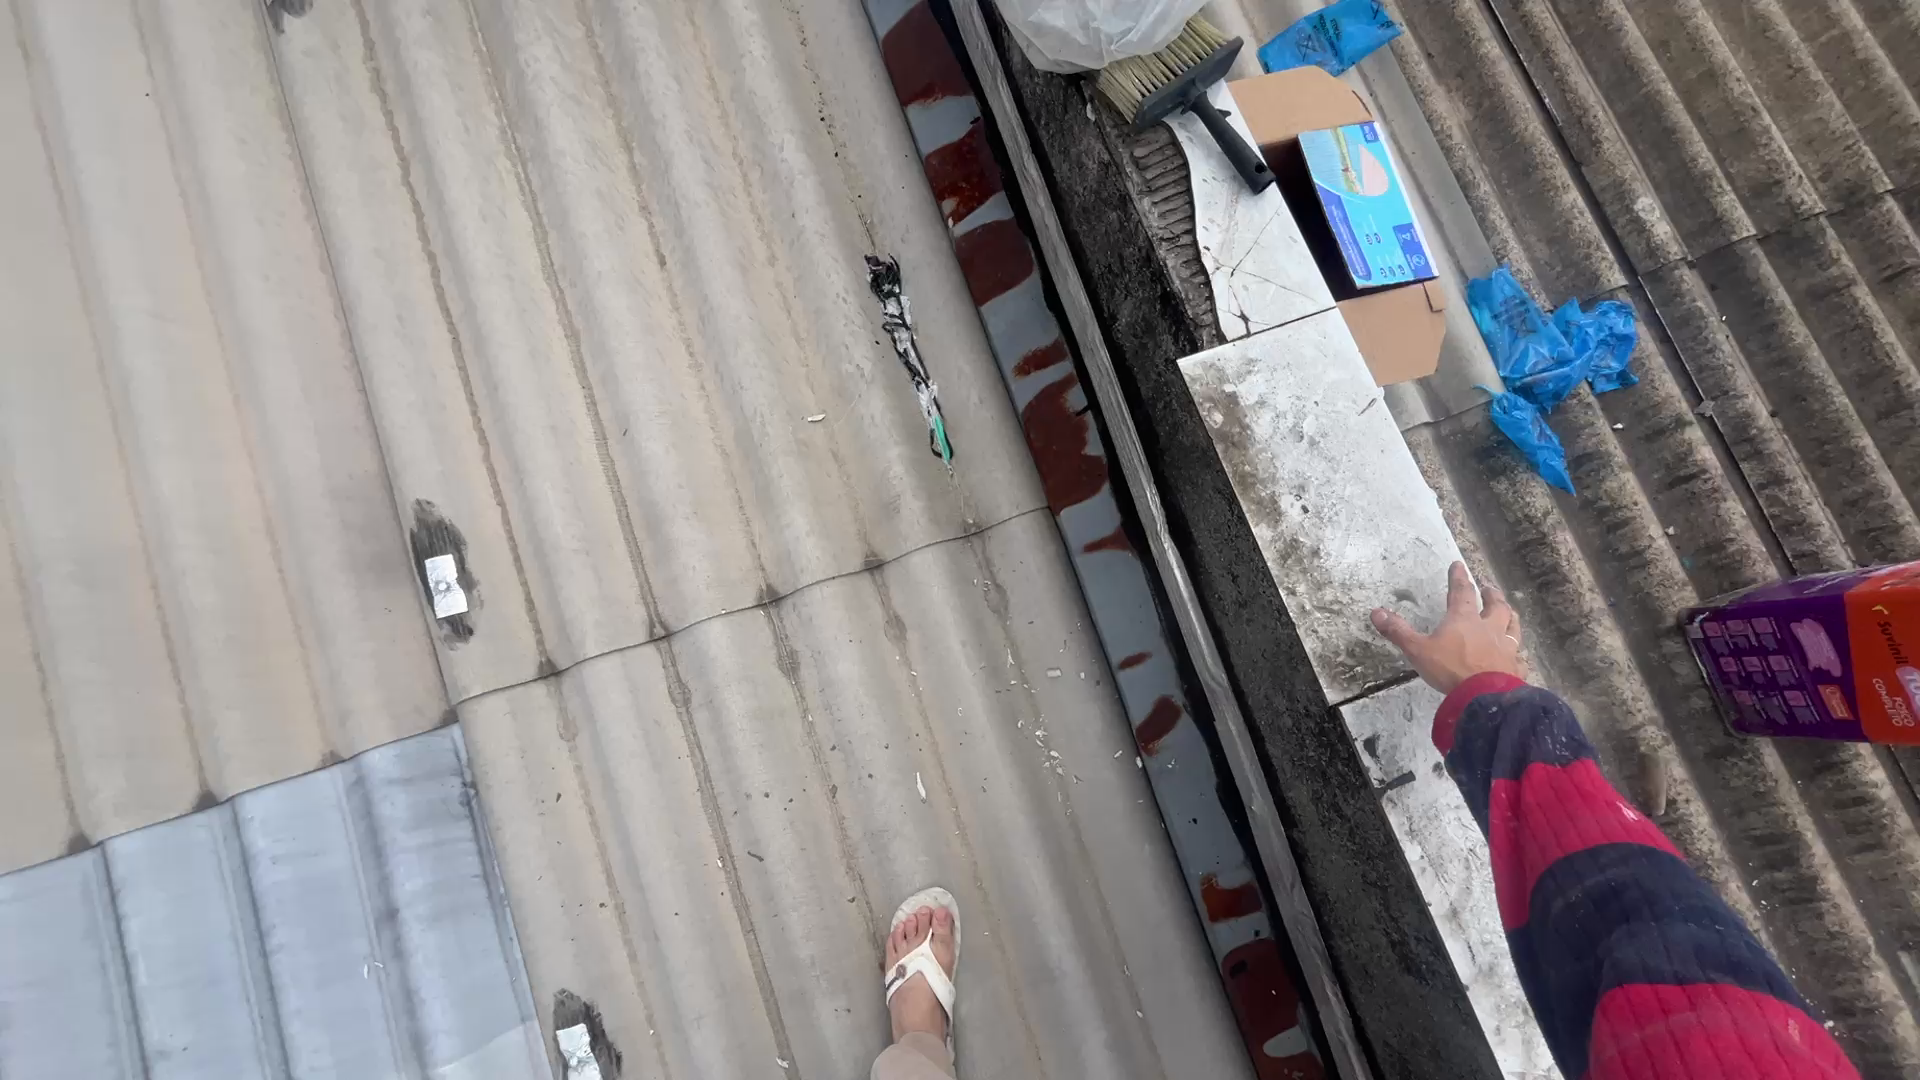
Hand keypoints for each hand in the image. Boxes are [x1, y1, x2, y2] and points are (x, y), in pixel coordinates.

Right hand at [1370, 561, 1525, 694]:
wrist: (1485, 696)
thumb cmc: (1450, 668)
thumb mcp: (1417, 649)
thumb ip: (1398, 631)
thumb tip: (1376, 612)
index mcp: (1464, 620)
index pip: (1462, 593)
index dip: (1459, 578)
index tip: (1459, 565)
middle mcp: (1489, 628)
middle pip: (1496, 606)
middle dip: (1491, 595)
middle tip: (1489, 589)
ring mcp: (1506, 647)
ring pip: (1513, 625)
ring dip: (1510, 616)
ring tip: (1509, 611)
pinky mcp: (1516, 666)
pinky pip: (1519, 655)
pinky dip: (1516, 651)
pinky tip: (1516, 654)